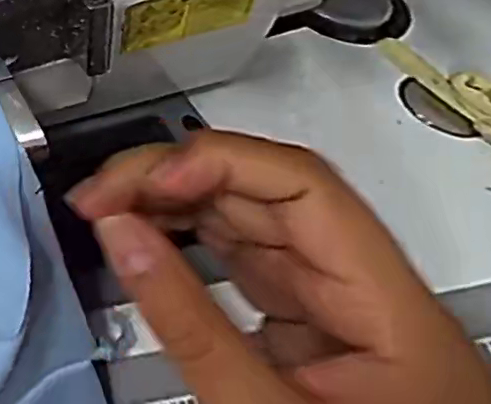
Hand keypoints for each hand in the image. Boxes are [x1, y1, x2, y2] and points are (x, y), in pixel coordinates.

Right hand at [66, 131, 490, 403]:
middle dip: (167, 178)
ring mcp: (331, 309)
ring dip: (164, 203)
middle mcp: (363, 293)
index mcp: (391, 310)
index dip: (215, 163)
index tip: (147, 183)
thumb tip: (116, 228)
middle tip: (99, 196)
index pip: (301, 184)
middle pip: (257, 190)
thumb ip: (190, 325)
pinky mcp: (301, 327)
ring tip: (105, 212)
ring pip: (238, 216)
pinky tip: (140, 242)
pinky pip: (232, 256)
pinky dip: (177, 238)